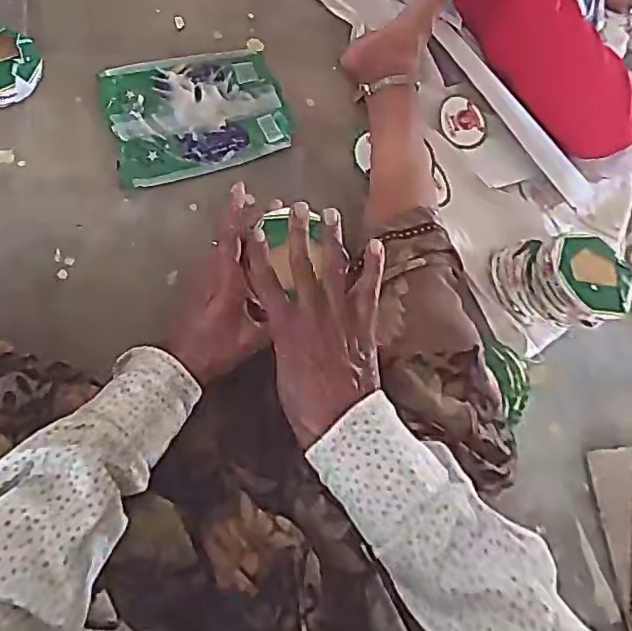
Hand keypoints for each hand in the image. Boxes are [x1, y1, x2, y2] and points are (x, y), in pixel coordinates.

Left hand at [164, 183, 268, 384]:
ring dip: (240, 226)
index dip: (238, 214)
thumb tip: (298, 308)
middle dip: (245, 214)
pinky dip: (236, 243)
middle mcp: (215, 271)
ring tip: (258, 215)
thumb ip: (274, 319)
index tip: (246, 193)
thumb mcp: (251, 337)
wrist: (181, 362)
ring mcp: (208, 276)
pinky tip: (249, 247)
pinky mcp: (205, 284)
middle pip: (229, 234)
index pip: (232, 238)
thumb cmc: (215, 347)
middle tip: (267, 202)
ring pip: (225, 243)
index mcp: (227, 278)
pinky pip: (223, 254)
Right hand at [245, 202, 386, 447]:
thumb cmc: (305, 403)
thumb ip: (283, 339)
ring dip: (333, 240)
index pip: (265, 282)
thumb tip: (284, 324)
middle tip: (298, 208)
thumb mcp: (282, 369)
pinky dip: (373, 266)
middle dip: (298, 234)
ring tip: (332, 215)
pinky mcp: (363, 322)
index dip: (259, 253)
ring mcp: (340, 314)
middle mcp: (311, 312)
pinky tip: (375, 245)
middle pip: (301, 265)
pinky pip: (368, 288)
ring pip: (334, 269)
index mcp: (285, 326)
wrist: (341, 421)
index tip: (256, 230)